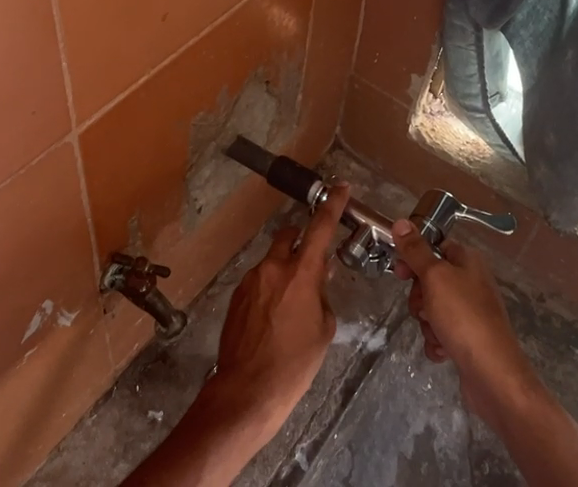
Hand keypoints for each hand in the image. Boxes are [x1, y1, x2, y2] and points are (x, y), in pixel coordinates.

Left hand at [202, 183, 349, 431]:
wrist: (247, 390)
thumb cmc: (294, 364)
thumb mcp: (323, 329)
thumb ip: (323, 295)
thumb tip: (319, 279)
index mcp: (301, 274)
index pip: (320, 228)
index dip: (333, 205)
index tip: (341, 187)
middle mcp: (273, 268)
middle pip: (289, 236)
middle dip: (302, 241)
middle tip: (313, 263)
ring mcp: (251, 280)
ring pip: (273, 261)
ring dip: (285, 271)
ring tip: (293, 306)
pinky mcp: (237, 296)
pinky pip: (260, 281)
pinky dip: (271, 289)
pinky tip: (275, 319)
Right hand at [391, 217, 537, 425]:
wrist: (492, 373)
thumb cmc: (464, 317)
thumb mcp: (435, 277)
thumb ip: (416, 251)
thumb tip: (400, 221)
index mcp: (468, 262)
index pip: (435, 247)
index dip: (415, 258)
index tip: (400, 273)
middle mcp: (471, 283)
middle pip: (430, 280)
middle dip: (419, 297)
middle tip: (424, 307)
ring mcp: (470, 313)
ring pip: (432, 309)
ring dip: (427, 323)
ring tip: (438, 332)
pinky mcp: (468, 339)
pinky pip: (441, 333)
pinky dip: (437, 342)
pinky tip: (444, 351)